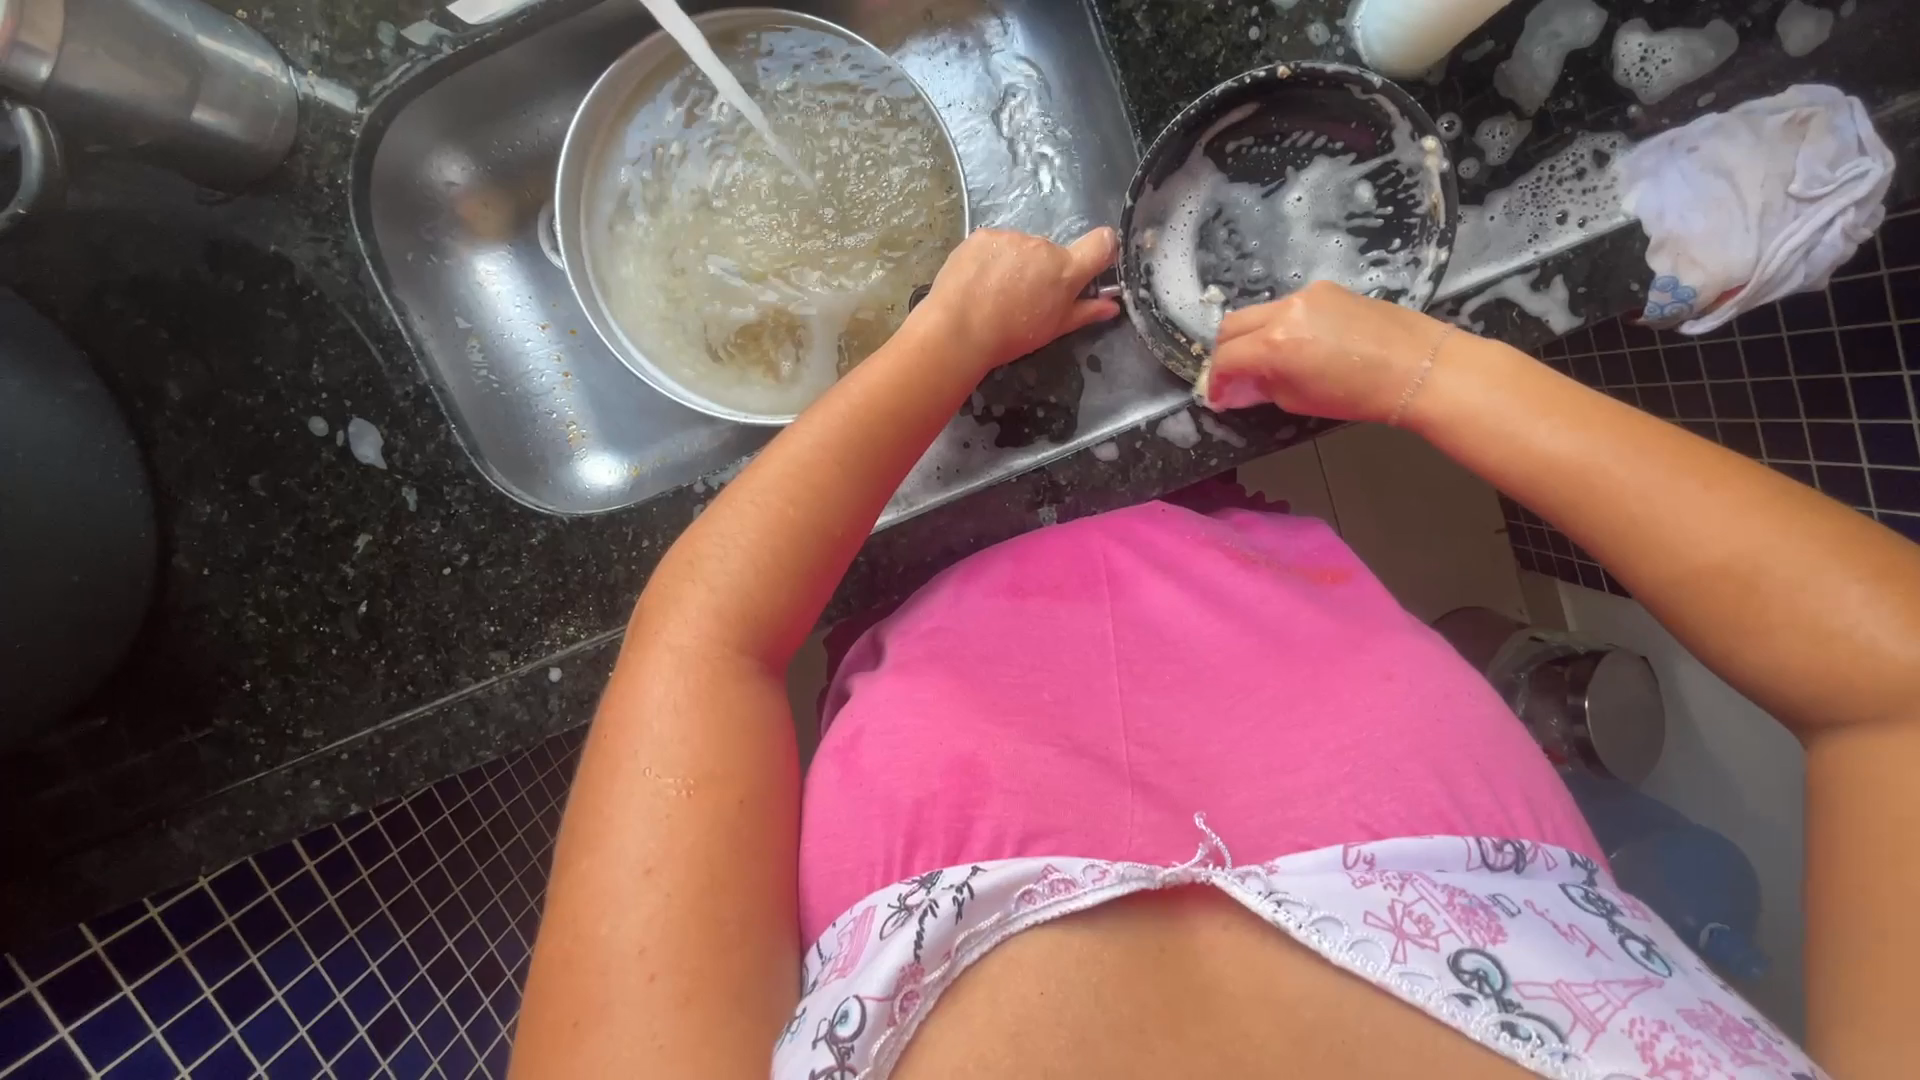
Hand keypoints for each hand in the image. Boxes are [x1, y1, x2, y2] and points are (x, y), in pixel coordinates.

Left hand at [908, 227, 1120, 370]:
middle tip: (1020, 299)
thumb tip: (1112, 307)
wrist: (958, 330)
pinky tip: (977, 282)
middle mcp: (1042, 246)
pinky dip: (989, 259)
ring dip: (1013, 264)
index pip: (1102, 243)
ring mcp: (1011, 237)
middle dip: (1041, 270)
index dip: (1102, 250)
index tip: (1091, 264)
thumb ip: (1085, 313)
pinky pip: (994, 244)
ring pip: (1020, 248)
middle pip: (1051, 253)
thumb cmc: (1010, 336)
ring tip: (994, 293)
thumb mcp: (1053, 329)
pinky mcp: (983, 235)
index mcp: (1066, 270)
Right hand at [1204, 281, 1458, 424]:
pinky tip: (1291, 346)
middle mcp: (1284, 312)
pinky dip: (1274, 326)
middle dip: (1223, 353)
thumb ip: (1260, 388)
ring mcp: (1305, 295)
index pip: (1226, 359)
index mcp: (1275, 345)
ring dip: (1248, 338)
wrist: (1419, 368)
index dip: (1216, 382)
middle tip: (1230, 378)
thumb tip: (1235, 389)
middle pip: (1230, 327)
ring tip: (1259, 363)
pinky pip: (1284, 307)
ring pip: (1256, 313)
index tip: (1217, 398)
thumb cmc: (1358, 395)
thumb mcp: (1297, 400)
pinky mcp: (1326, 289)